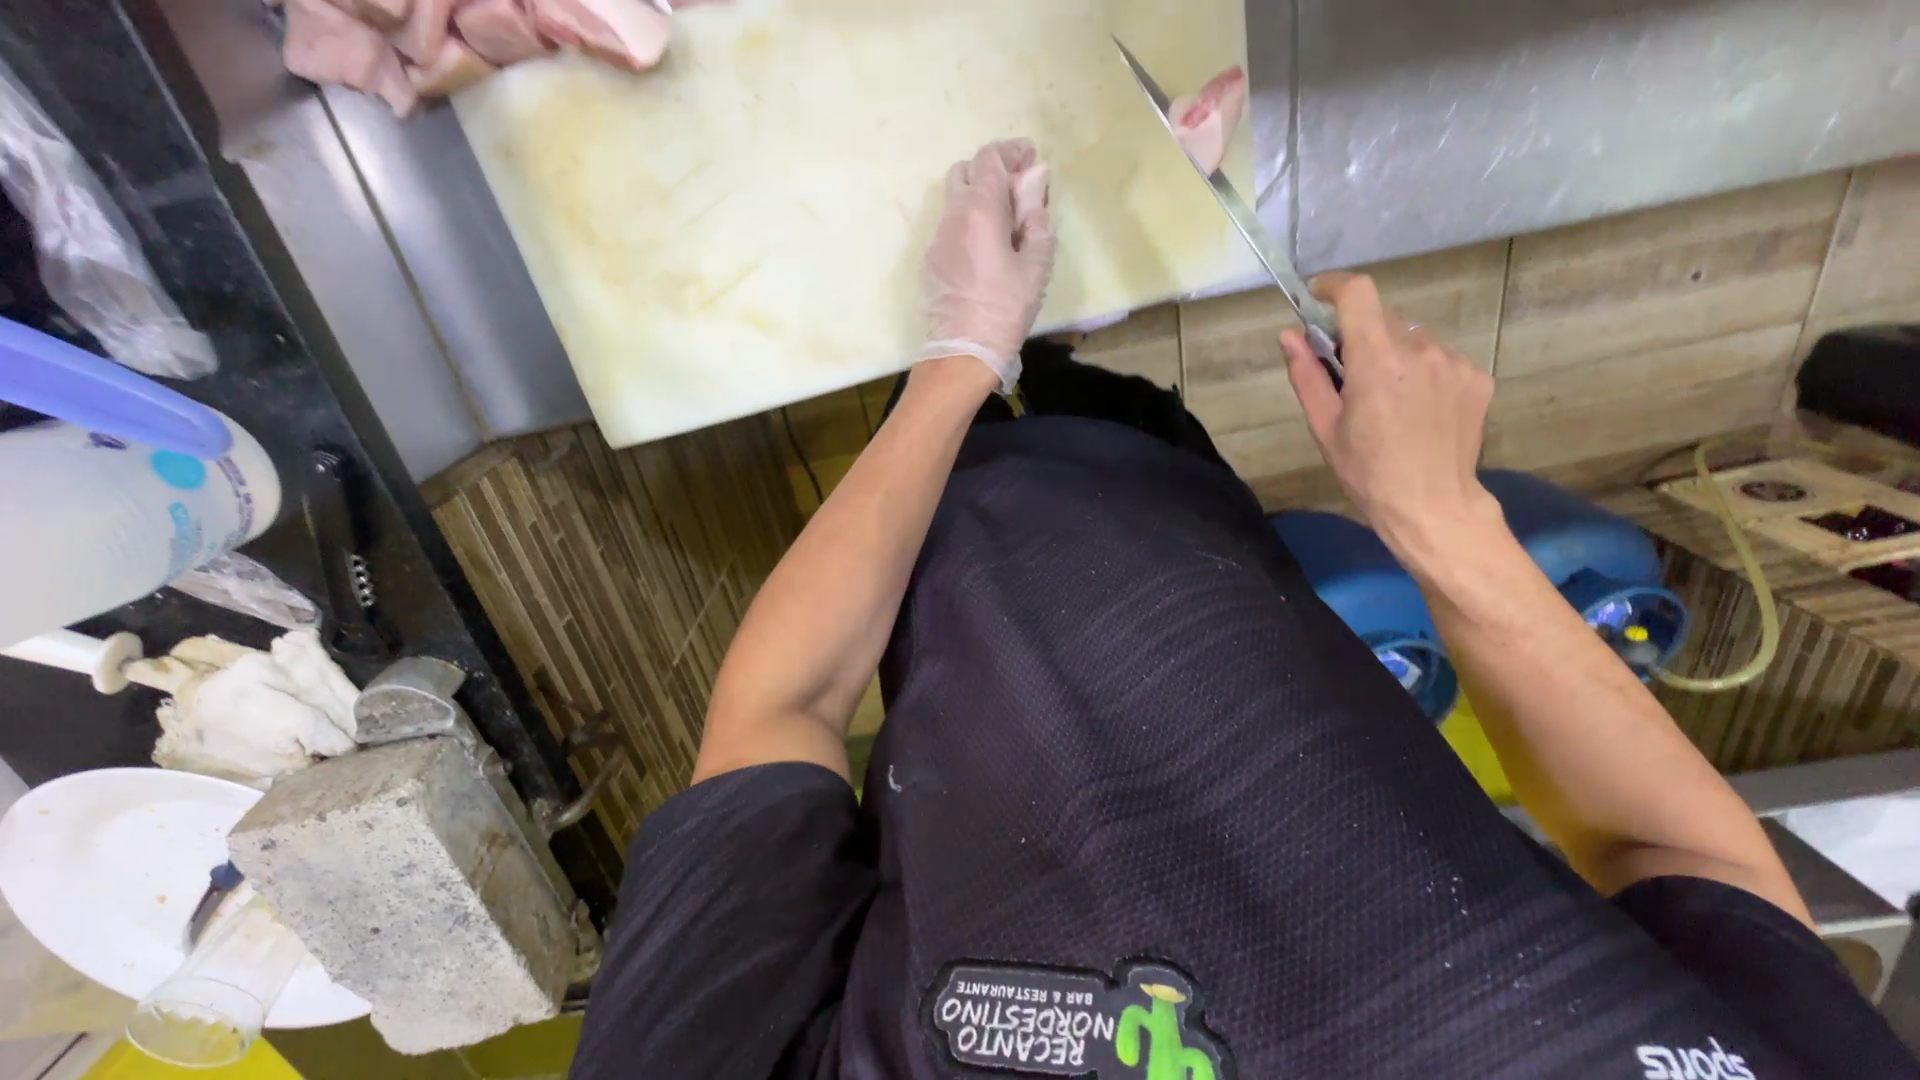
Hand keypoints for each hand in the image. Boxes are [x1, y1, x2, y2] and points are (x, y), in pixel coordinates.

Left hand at [920, 139, 1057, 393]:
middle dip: (991, 172)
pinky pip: (950, 229)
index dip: (1012, 152)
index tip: (1031, 162)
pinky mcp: (931, 263)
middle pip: (965, 172)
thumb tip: (1033, 192)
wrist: (963, 351)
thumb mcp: (1036, 265)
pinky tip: (986, 252)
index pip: (989, 158)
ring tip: (1004, 225)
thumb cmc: (1005, 308)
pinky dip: (968, 225)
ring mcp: (936, 240)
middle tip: (1017, 193)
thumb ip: (1036, 221)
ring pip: (954, 201)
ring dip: (979, 200)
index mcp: (979, 210)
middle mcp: (952, 217)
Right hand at [1280, 273, 1498, 556]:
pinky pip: (1440, 358)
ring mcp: (1455, 362)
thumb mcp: (1324, 427)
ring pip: (1413, 339)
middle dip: (1361, 335)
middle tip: (1350, 375)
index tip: (1319, 296)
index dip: (1335, 286)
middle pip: (1384, 318)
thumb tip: (1288, 335)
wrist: (1432, 505)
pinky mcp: (1477, 377)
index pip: (1359, 294)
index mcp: (1377, 362)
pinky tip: (1418, 409)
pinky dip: (1423, 371)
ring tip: (1389, 400)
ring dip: (1395, 354)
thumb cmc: (1367, 472)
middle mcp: (1421, 350)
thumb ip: (1307, 375)